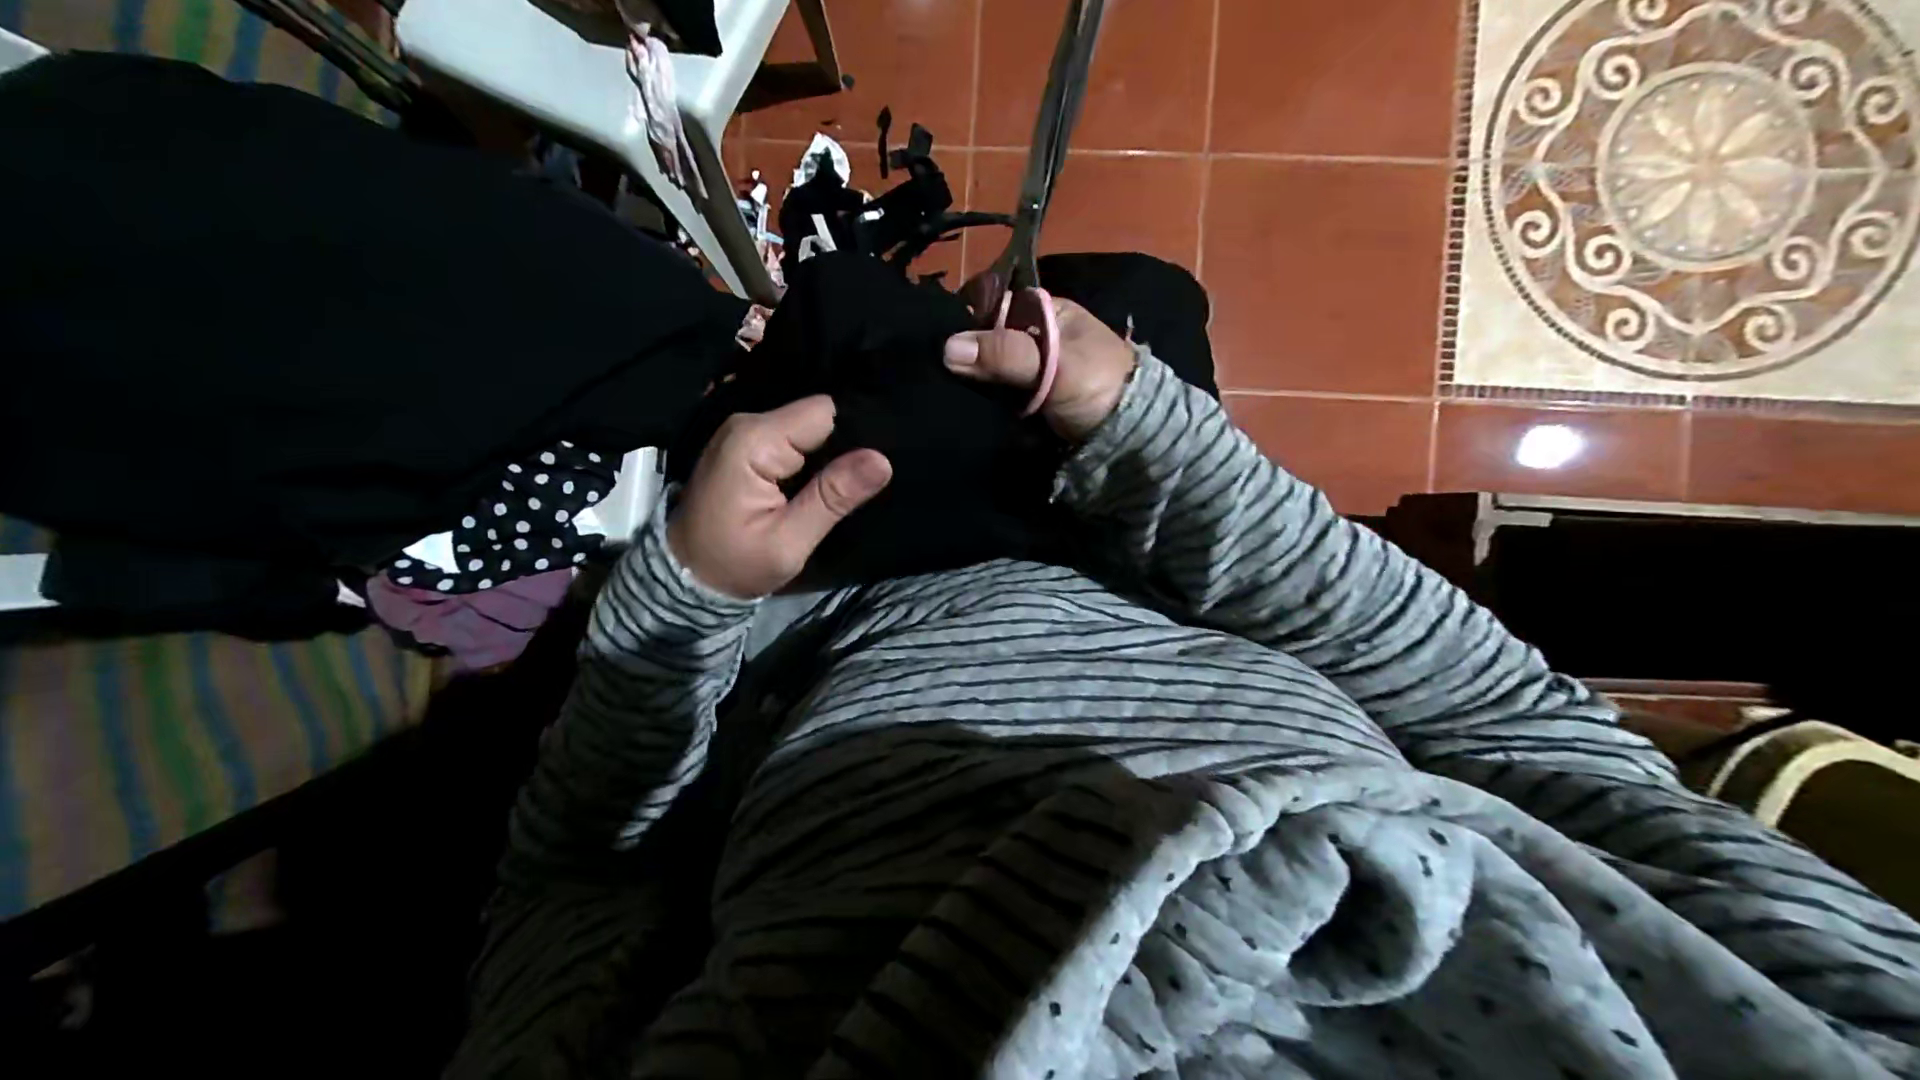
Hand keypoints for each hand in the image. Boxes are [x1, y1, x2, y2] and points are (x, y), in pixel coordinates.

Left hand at [667, 396, 892, 598]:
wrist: (687, 577)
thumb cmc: (735, 564)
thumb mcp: (789, 541)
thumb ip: (833, 496)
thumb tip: (882, 460)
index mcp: (755, 441)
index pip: (825, 412)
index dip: (856, 433)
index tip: (875, 463)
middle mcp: (747, 423)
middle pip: (817, 414)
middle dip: (846, 443)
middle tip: (864, 480)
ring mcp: (744, 431)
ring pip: (809, 425)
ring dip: (831, 451)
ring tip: (847, 481)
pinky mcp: (748, 442)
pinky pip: (794, 436)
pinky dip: (814, 456)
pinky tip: (824, 479)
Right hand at [942, 296, 1135, 441]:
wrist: (1130, 439)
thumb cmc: (1099, 387)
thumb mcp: (1055, 364)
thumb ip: (1006, 354)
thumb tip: (948, 348)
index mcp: (1042, 311)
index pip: (989, 302)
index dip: (962, 318)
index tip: (937, 342)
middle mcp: (1029, 336)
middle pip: (981, 338)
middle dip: (959, 355)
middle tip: (933, 375)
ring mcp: (1024, 370)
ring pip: (981, 368)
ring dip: (964, 381)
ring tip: (938, 394)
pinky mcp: (1020, 402)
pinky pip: (989, 395)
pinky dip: (975, 400)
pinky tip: (956, 407)